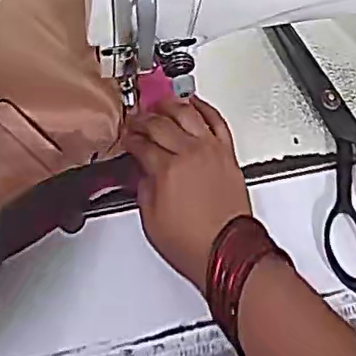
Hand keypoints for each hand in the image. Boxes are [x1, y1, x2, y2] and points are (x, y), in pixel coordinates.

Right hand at [123, 96, 250, 293]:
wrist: (228, 252)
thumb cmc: (195, 243)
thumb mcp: (152, 222)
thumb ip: (143, 189)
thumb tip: (142, 173)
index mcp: (167, 170)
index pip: (142, 143)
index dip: (130, 138)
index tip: (127, 137)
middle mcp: (189, 153)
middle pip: (161, 124)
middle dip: (143, 120)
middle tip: (137, 120)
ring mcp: (210, 150)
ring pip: (187, 113)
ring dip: (170, 105)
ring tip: (161, 104)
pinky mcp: (227, 152)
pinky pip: (216, 121)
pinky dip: (205, 108)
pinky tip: (195, 103)